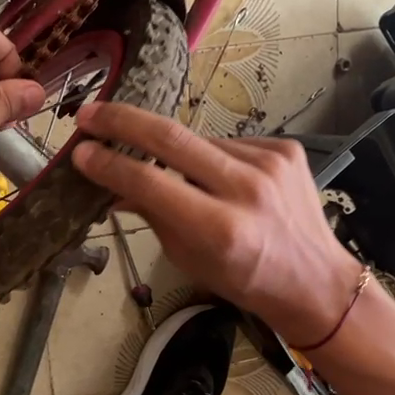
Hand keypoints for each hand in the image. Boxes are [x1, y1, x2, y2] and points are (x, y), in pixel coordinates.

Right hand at [70, 102, 361, 345]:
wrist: (315, 281)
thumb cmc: (244, 279)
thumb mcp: (188, 257)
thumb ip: (152, 214)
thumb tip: (111, 183)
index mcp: (219, 228)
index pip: (151, 183)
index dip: (109, 165)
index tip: (80, 151)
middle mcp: (247, 189)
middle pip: (172, 138)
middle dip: (122, 121)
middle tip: (89, 113)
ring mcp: (270, 162)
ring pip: (199, 142)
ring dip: (174, 151)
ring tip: (176, 175)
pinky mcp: (285, 148)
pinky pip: (228, 144)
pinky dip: (211, 158)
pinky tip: (219, 179)